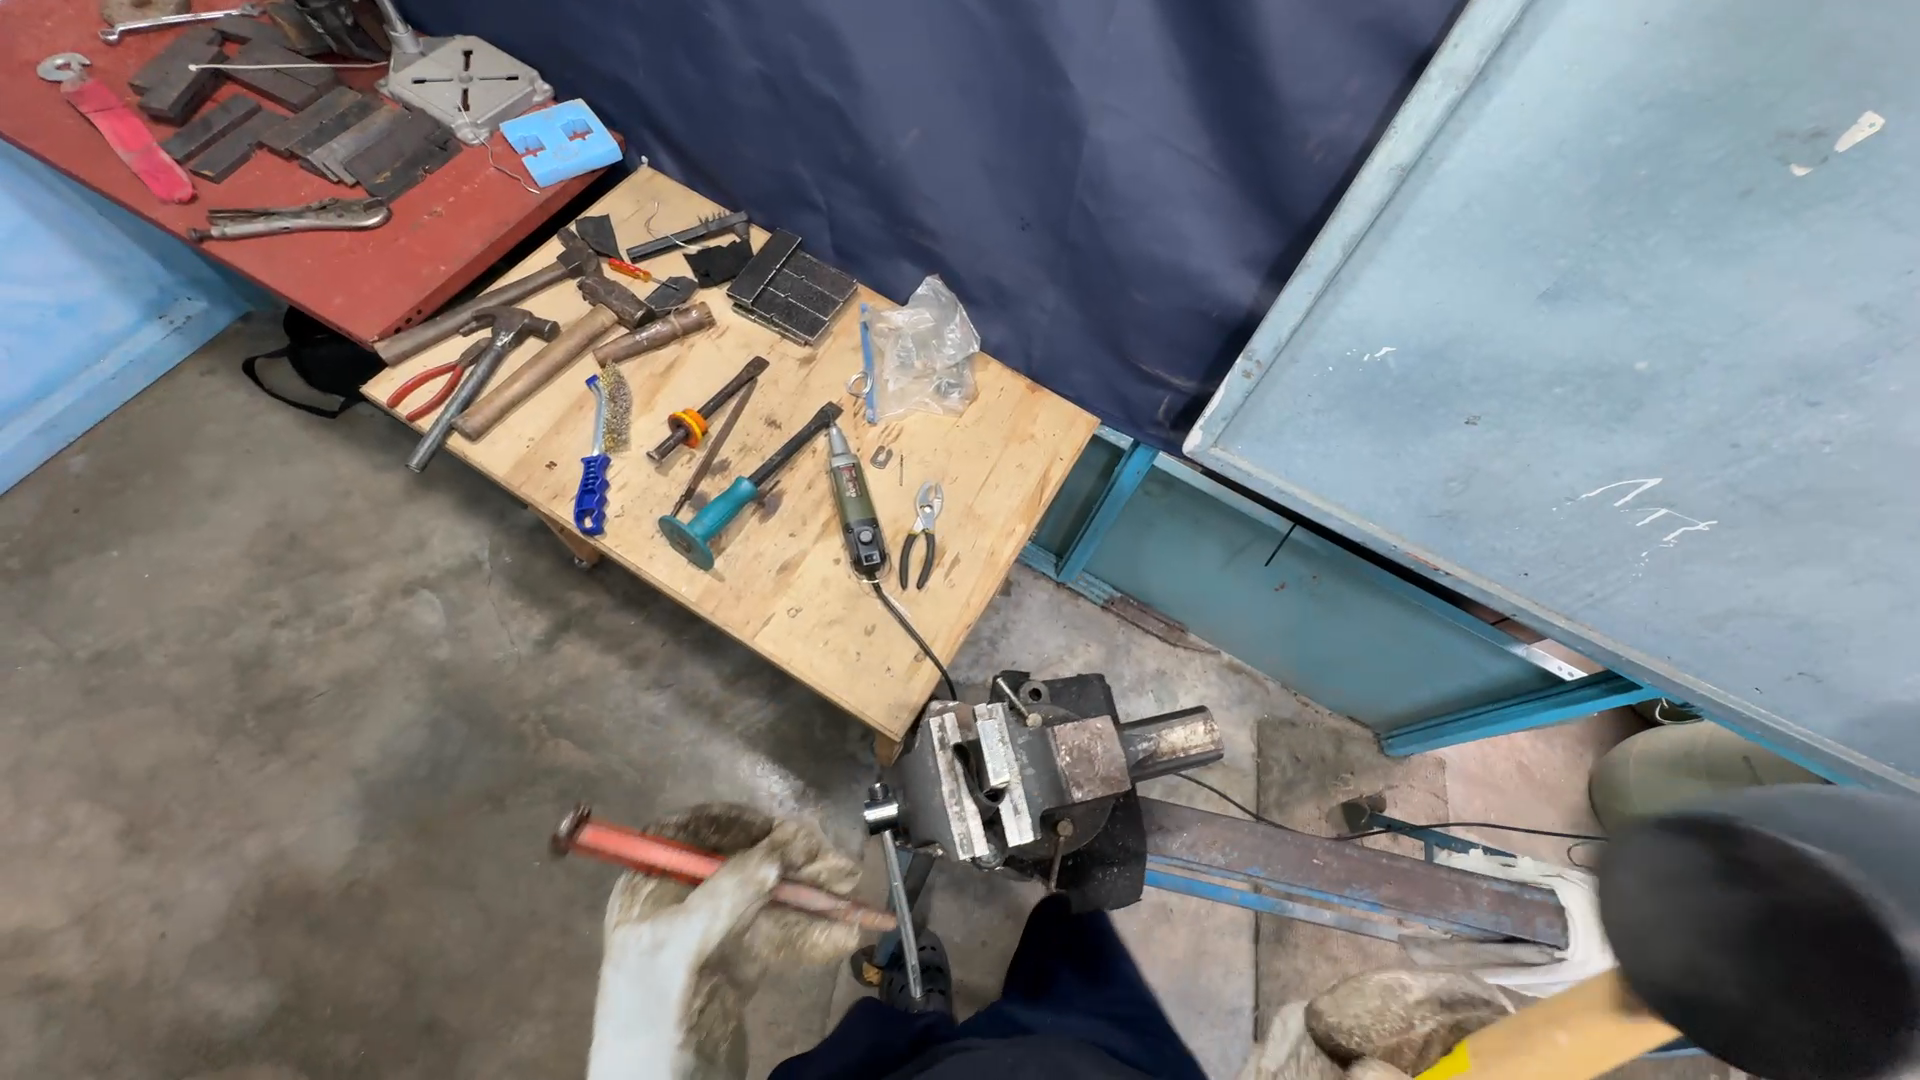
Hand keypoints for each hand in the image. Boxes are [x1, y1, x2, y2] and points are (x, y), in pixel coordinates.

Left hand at [585, 804, 862, 1079]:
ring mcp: (713, 934)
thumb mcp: (678, 952)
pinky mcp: (740, 964)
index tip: (784, 829)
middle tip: (838, 866)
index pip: (695, 834)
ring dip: (814, 897)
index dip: (740, 825)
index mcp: (649, 890)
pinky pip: (781, 935)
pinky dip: (813, 934)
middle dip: (792, 863)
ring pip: (769, 898)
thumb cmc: (648, 1024)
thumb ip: (726, 895)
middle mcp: (681, 903)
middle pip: (743, 862)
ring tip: (853, 898)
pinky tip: (844, 935)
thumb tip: (781, 846)